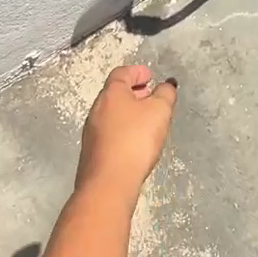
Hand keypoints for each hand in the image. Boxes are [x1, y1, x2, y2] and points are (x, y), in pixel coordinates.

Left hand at [75, 64, 178, 198]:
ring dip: (128, 112)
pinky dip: (122, 129)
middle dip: (134, 92)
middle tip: (150, 96)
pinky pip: (109, 132)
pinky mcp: (92, 153)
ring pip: (112, 113)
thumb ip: (166, 94)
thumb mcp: (160, 111)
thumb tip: (166, 85)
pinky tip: (134, 142)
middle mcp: (97, 109)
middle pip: (115, 93)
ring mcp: (91, 132)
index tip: (150, 76)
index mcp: (111, 94)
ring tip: (146, 120)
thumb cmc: (135, 140)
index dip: (137, 72)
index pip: (122, 73)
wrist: (108, 184)